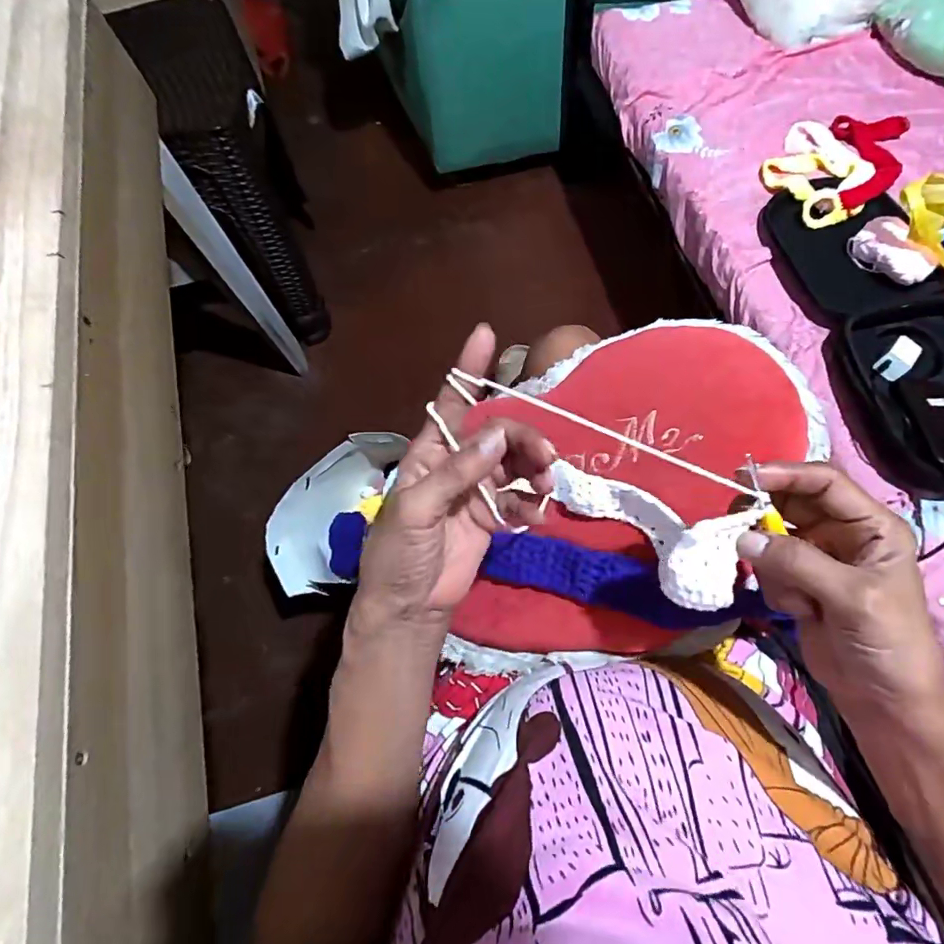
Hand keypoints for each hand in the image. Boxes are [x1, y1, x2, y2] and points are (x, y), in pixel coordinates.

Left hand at [354, 324, 556, 633]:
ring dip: (535, 468)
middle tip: (546, 459)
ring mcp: (477, 491)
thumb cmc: (397, 556)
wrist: (410, 609)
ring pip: (515, 463)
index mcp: (429, 453)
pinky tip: (535, 513)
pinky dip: (533, 502)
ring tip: (544, 487)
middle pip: (498, 433)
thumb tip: (495, 435)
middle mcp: (456, 464)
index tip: (486, 334)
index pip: (451, 402)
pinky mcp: (493, 518)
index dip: (468, 368)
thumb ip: (456, 472)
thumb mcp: (417, 510)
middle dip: (524, 438)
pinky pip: (521, 498)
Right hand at [736, 462, 943, 724]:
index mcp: (872, 526)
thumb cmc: (887, 643)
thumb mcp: (850, 597)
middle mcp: (844, 534)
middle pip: (792, 504)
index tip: (746, 477)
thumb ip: (798, 562)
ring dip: (772, 562)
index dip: (787, 474)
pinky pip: (770, 567)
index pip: (825, 483)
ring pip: (775, 536)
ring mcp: (820, 559)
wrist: (885, 703)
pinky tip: (799, 611)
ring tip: (796, 598)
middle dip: (767, 517)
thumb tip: (743, 536)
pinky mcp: (800, 584)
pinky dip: (774, 585)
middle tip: (739, 526)